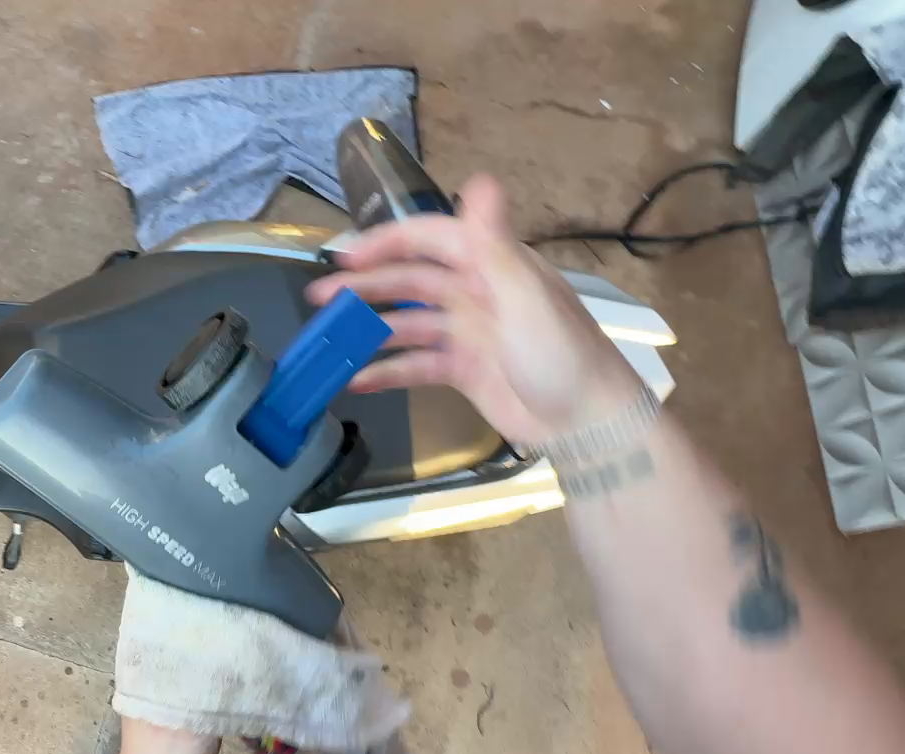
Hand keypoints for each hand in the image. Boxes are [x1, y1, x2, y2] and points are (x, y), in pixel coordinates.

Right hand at [309, 174, 643, 444]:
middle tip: (319, 297)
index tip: (346, 257)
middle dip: (364, 287)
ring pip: (405, 324)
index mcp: (492, 266)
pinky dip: (386, 373)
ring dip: (368, 330)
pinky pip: (414, 366)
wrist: (585, 421)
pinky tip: (356, 381)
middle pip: (410, 282)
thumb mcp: (525, 298)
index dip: (387, 243)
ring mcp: (466, 334)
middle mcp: (475, 293)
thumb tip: (479, 181)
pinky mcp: (461, 370)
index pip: (431, 240)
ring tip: (328, 341)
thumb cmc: (560, 354)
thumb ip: (494, 245)